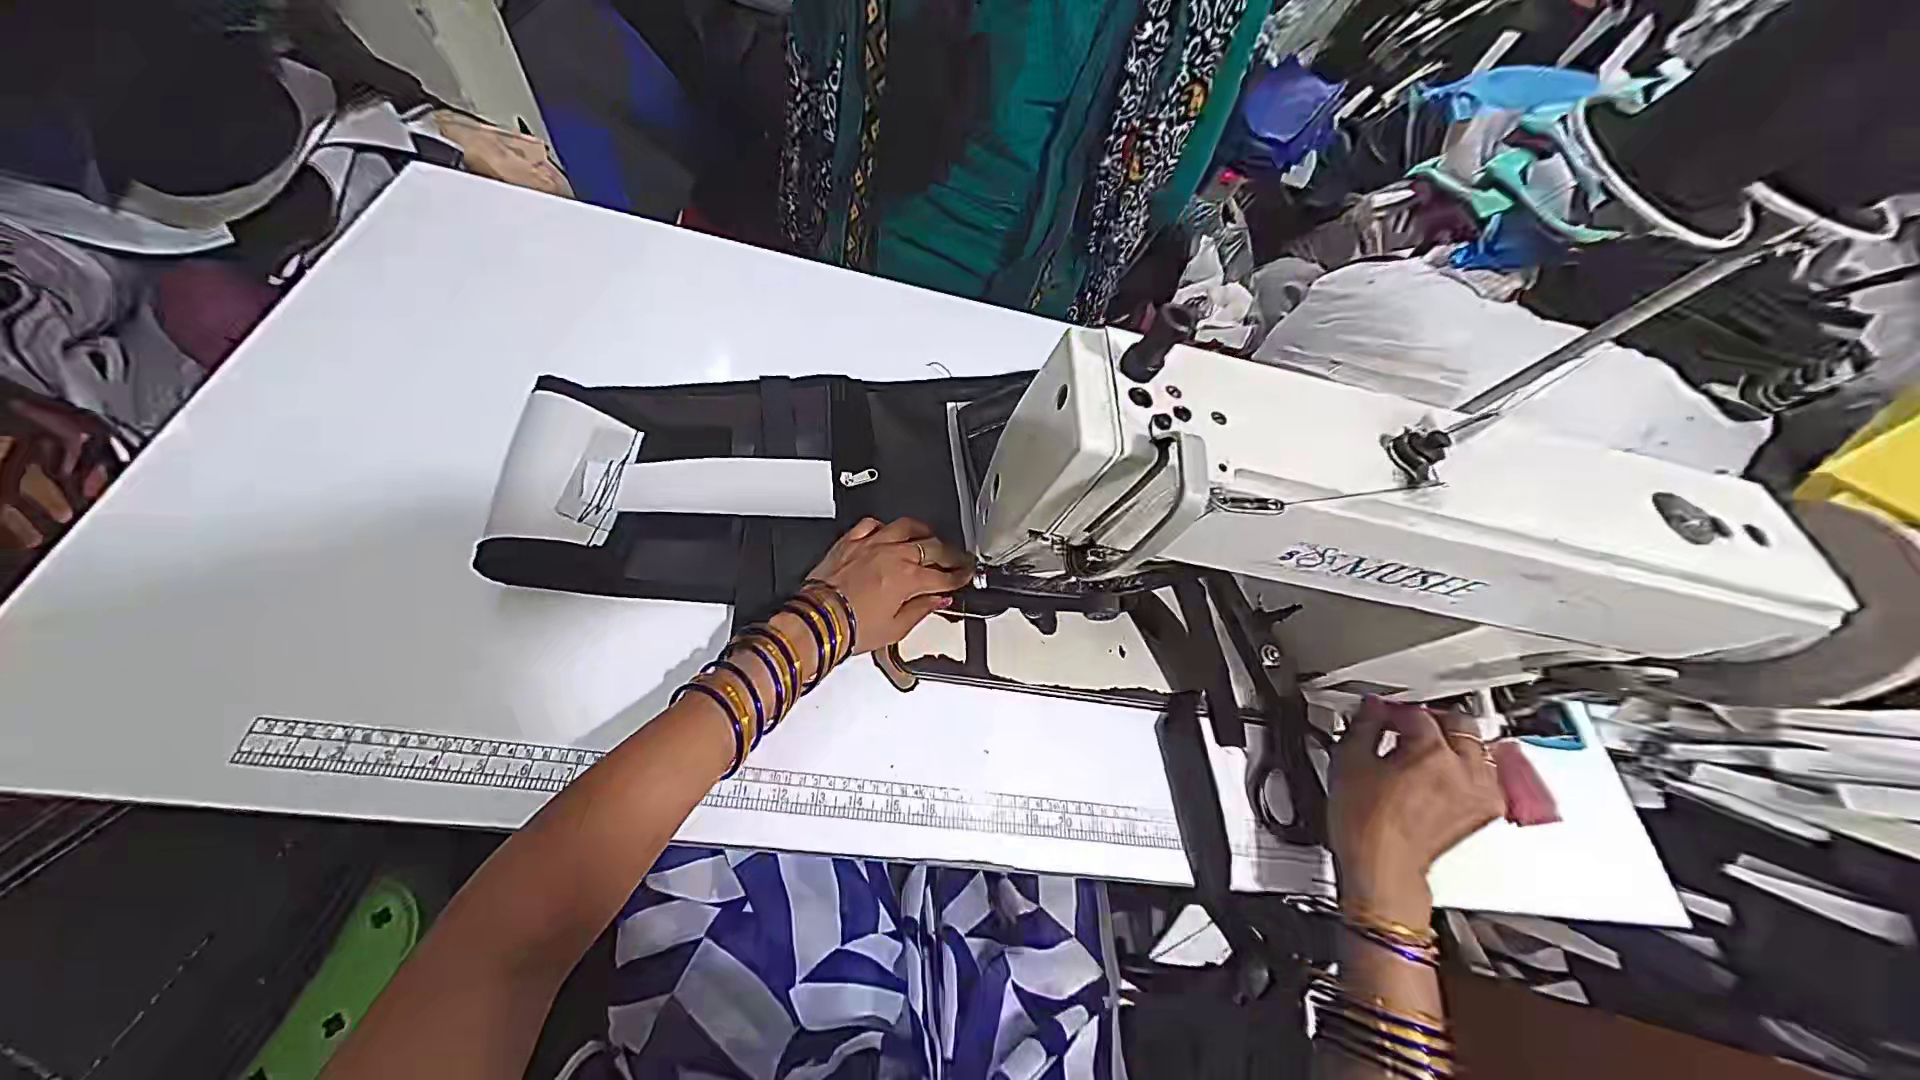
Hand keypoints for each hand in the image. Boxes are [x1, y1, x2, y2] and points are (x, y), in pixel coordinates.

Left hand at [806, 517, 972, 653]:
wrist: (818, 620)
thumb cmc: (850, 626)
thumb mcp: (896, 628)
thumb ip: (922, 610)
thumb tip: (936, 601)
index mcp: (908, 578)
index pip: (944, 575)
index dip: (959, 577)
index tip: (964, 577)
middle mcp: (892, 556)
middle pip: (933, 547)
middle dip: (951, 554)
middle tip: (957, 559)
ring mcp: (871, 545)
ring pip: (906, 526)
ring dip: (923, 531)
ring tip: (930, 536)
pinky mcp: (851, 542)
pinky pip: (872, 524)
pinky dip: (884, 526)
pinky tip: (888, 531)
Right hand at [1327, 698, 1502, 924]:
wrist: (1382, 864)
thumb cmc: (1364, 823)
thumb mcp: (1349, 761)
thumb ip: (1364, 725)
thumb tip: (1373, 710)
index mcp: (1432, 754)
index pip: (1417, 713)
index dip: (1392, 709)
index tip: (1380, 712)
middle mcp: (1466, 772)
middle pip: (1459, 723)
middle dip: (1430, 718)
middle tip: (1404, 722)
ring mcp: (1481, 793)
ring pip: (1477, 747)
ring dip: (1451, 740)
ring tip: (1422, 746)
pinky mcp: (1484, 811)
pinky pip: (1484, 774)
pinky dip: (1465, 765)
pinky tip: (1439, 769)